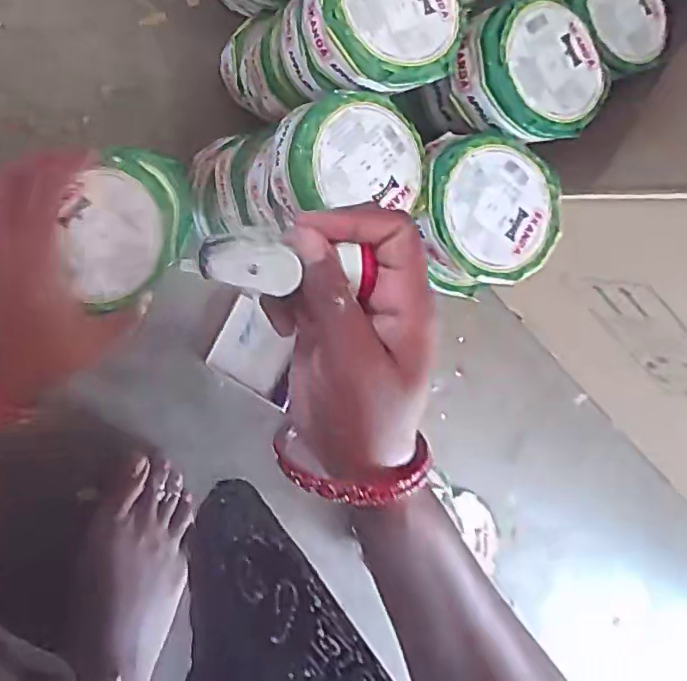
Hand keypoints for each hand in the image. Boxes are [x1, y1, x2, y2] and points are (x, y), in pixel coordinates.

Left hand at [0, 151, 146, 404]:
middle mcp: (6, 240)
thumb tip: (148, 296)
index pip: (46, 190)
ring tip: (59, 172)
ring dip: (30, 170)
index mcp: (34, 254)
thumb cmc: (38, 357)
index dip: (67, 165)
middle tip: (79, 159)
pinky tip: (40, 203)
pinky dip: (18, 189)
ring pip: (1, 187)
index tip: (92, 156)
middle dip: (49, 159)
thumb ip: (126, 318)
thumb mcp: (91, 342)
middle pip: (20, 177)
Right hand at [261, 205, 436, 477]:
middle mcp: (381, 295)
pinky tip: (281, 326)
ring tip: (282, 311)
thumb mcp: (348, 356)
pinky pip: (302, 287)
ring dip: (292, 277)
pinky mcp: (325, 319)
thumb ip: (329, 294)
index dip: (353, 220)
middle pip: (350, 241)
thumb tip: (306, 235)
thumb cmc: (364, 416)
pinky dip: (284, 297)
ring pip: (320, 261)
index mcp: (406, 300)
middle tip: (281, 269)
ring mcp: (352, 306)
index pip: (393, 231)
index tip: (306, 231)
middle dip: (312, 251)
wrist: (350, 466)